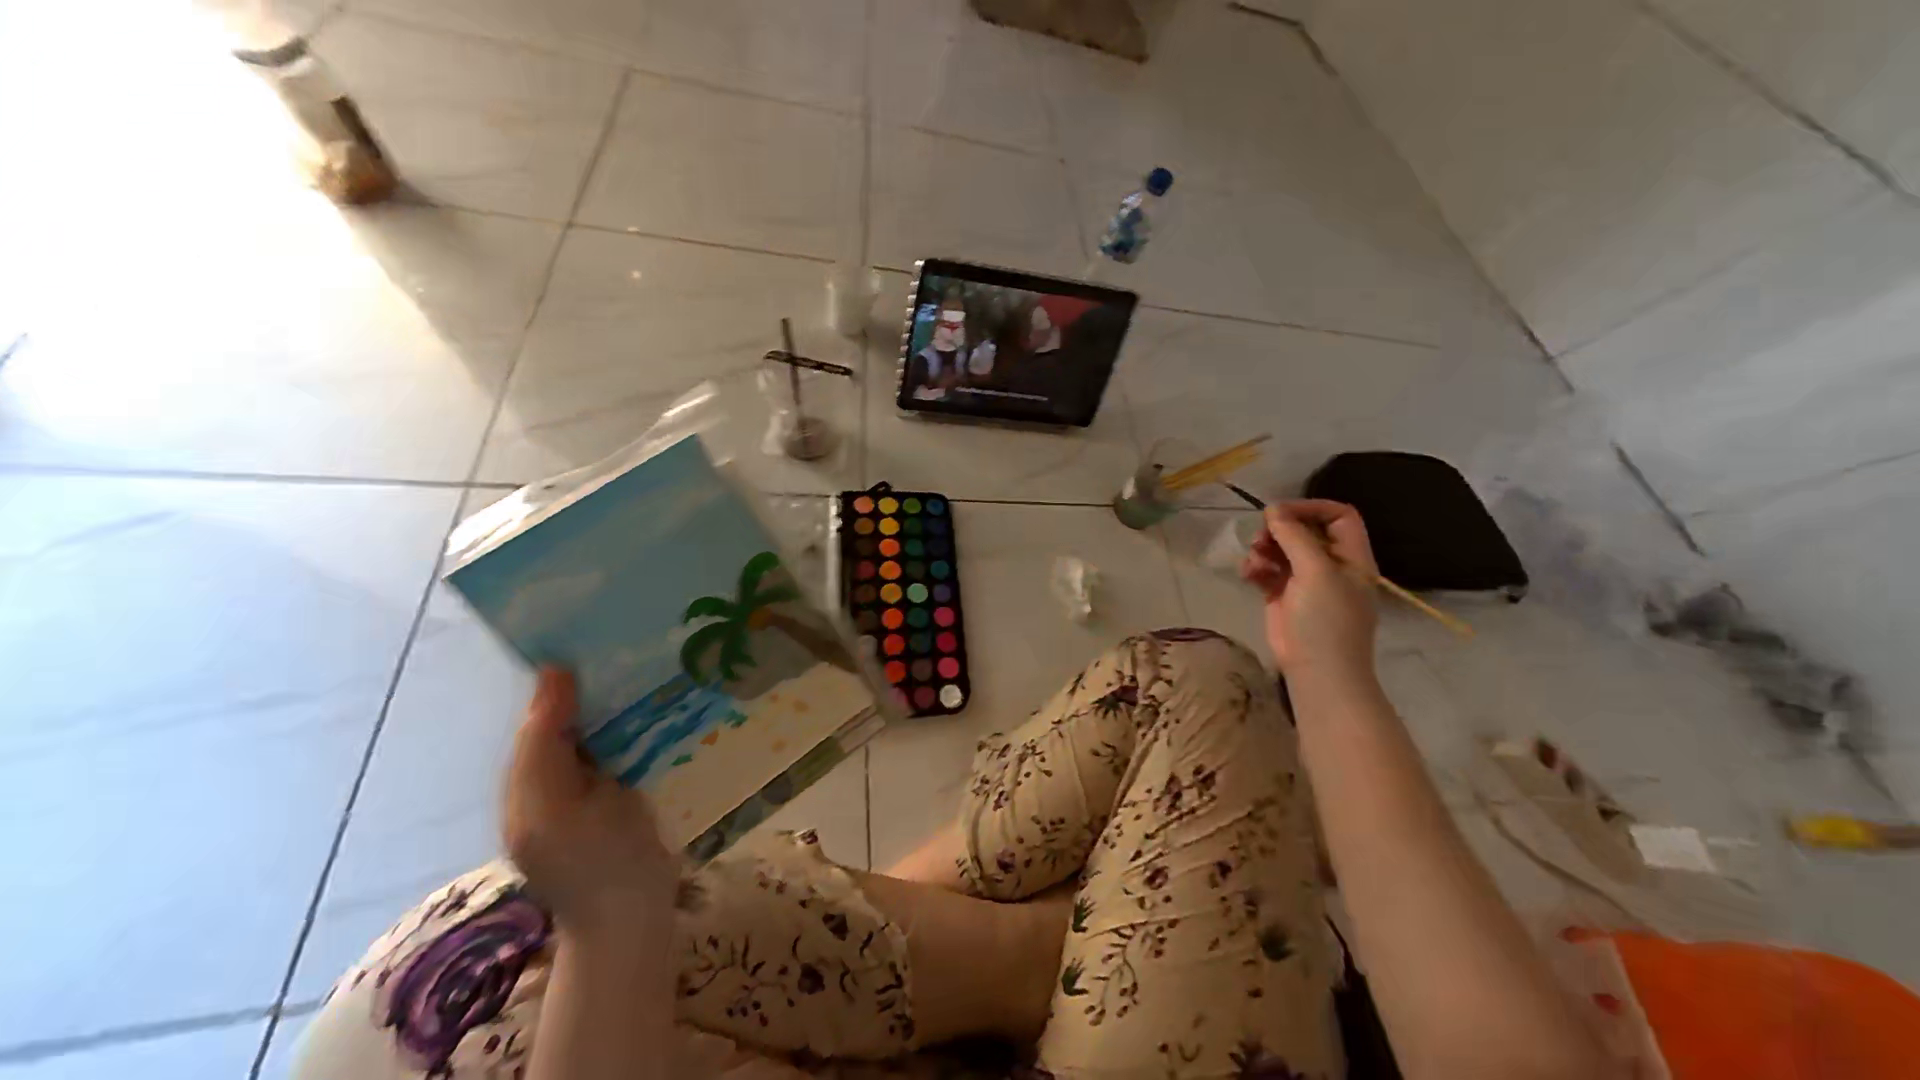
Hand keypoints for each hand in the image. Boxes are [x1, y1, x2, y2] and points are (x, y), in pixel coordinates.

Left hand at [503, 668, 676, 942]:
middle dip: (606, 682)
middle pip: (582, 713)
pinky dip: (654, 722)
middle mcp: (564, 772)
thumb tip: (553, 670)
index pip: (544, 711)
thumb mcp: (550, 805)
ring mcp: (603, 781)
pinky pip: (639, 742)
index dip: (564, 677)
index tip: (602, 638)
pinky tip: (678, 703)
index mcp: (532, 775)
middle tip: (644, 644)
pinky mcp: (636, 786)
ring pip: (614, 724)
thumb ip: (544, 741)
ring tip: (667, 663)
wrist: (633, 918)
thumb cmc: (588, 864)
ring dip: (635, 698)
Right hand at [1240, 499, 1379, 680]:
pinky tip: (1248, 574)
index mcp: (1351, 557)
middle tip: (1260, 536)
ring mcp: (1306, 581)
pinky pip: (1267, 571)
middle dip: (1280, 529)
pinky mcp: (1283, 596)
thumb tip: (1273, 510)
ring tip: (1253, 560)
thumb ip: (1294, 537)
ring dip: (1264, 549)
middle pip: (1305, 531)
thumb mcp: (1316, 571)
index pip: (1338, 516)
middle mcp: (1330, 565)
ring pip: (1282, 549)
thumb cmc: (1326, 619)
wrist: (1317, 670)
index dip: (1311, 508)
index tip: (1281, 512)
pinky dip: (1256, 568)